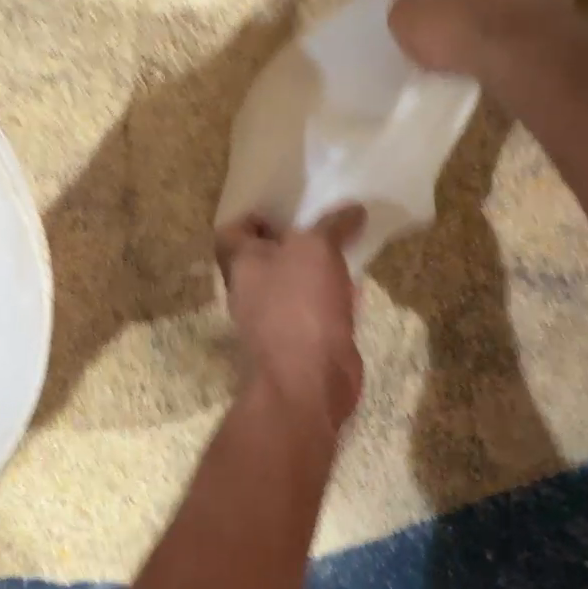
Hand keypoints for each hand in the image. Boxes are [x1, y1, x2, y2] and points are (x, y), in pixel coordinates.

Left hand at [215, 208, 365, 425]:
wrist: (307, 380)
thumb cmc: (299, 305)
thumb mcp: (315, 249)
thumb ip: (331, 225)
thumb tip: (352, 209)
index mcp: (240, 265)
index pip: (230, 232)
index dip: (252, 217)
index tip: (285, 208)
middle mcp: (249, 291)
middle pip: (263, 258)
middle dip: (291, 240)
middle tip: (324, 221)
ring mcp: (272, 319)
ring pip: (290, 283)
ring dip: (315, 268)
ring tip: (347, 245)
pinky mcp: (299, 341)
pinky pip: (313, 309)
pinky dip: (331, 296)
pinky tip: (357, 285)